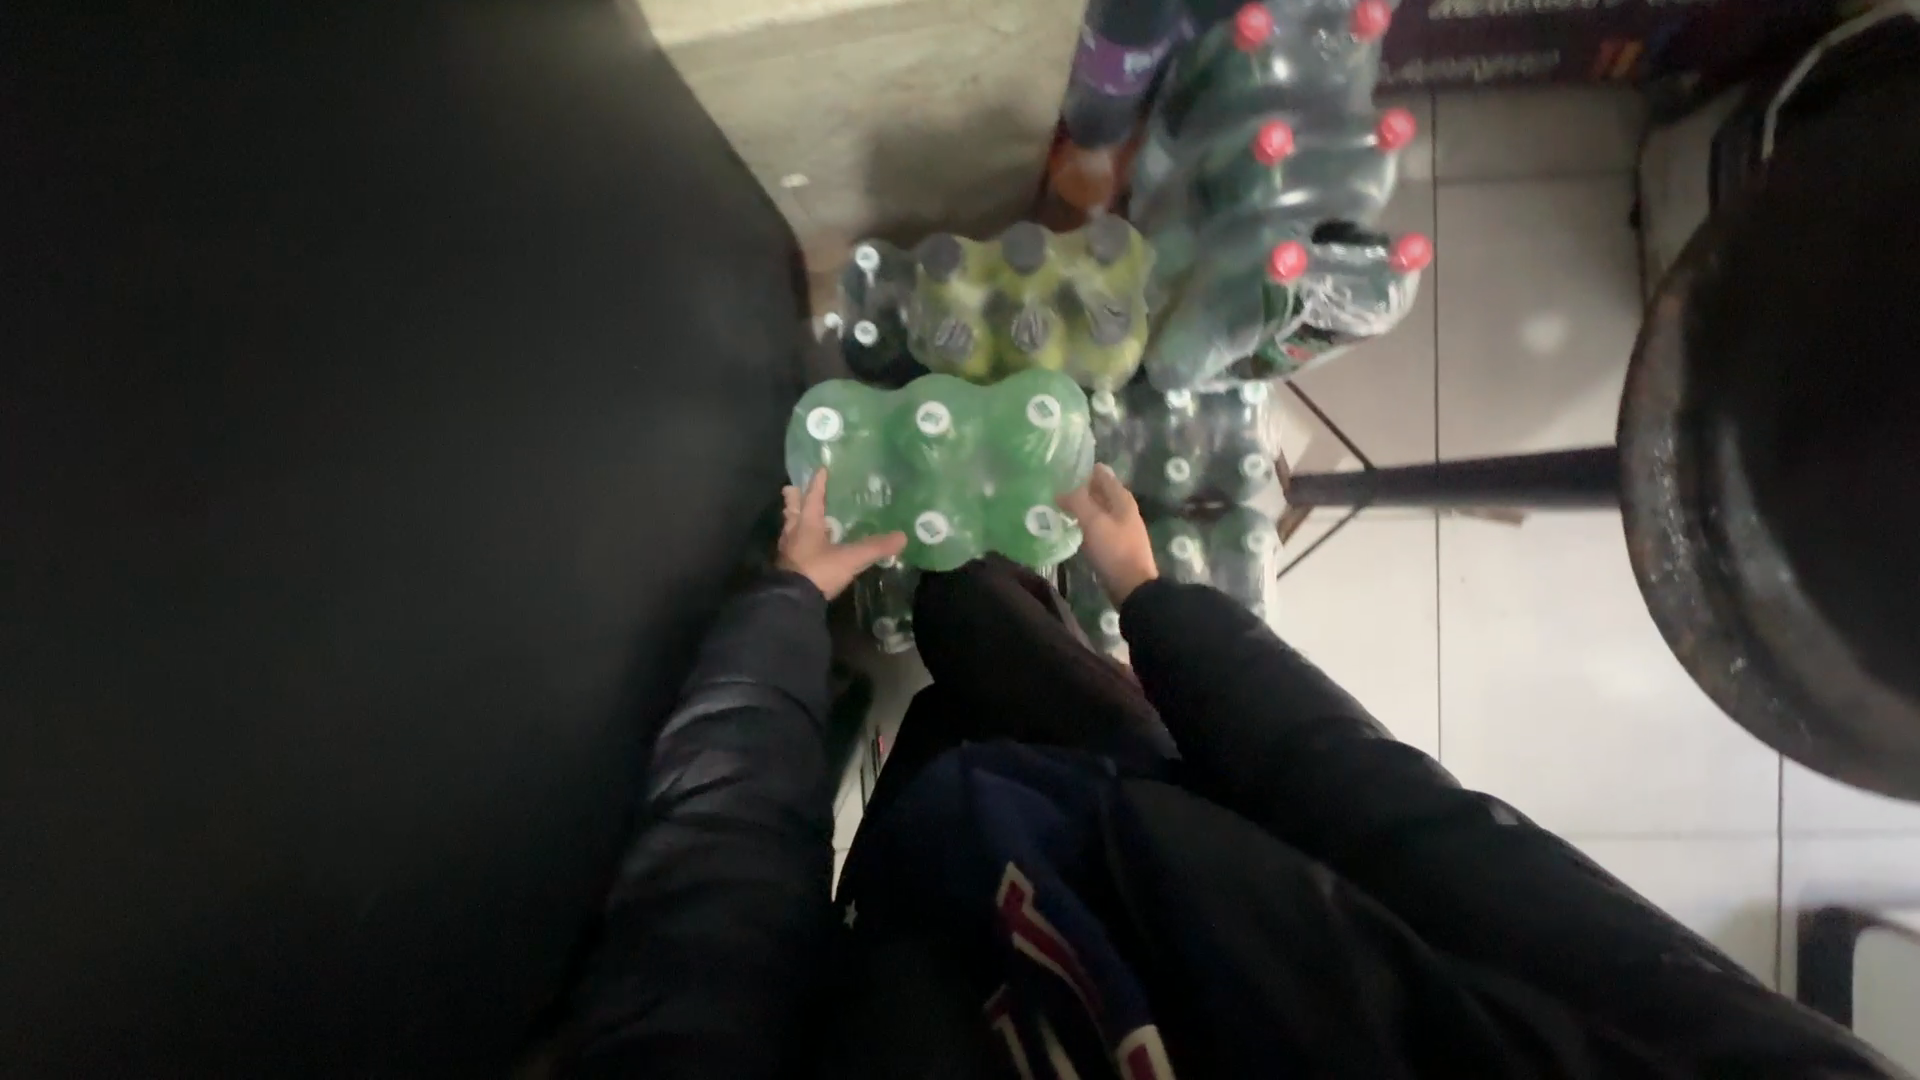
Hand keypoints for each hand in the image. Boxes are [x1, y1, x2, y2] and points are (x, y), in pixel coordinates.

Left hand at [778, 469, 907, 600]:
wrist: (793, 601)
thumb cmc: (819, 571)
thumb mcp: (851, 558)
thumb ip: (875, 547)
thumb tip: (903, 536)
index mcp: (807, 524)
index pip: (813, 497)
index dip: (818, 483)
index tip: (820, 469)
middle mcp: (794, 534)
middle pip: (792, 511)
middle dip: (793, 499)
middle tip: (793, 488)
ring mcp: (789, 552)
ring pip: (789, 529)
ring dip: (793, 520)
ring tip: (798, 515)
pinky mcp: (788, 568)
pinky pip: (792, 547)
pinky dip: (797, 541)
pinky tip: (806, 546)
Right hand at [1057, 464, 1157, 604]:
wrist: (1132, 587)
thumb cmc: (1114, 550)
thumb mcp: (1094, 522)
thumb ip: (1077, 501)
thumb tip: (1061, 490)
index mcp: (1121, 499)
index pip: (1101, 474)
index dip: (1082, 469)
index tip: (1060, 469)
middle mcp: (1122, 509)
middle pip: (1098, 491)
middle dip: (1078, 488)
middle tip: (1052, 487)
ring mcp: (1119, 527)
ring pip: (1095, 509)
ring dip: (1079, 506)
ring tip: (1054, 505)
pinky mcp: (1113, 544)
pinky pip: (1095, 526)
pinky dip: (1082, 522)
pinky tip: (1068, 526)